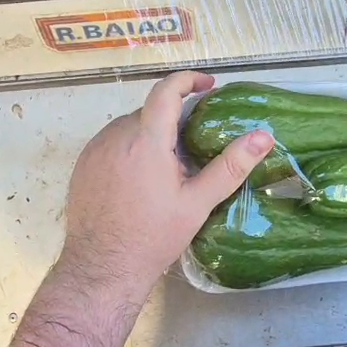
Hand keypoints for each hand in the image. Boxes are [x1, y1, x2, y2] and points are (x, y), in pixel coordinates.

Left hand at [57, 72, 272, 300]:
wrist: (103, 267)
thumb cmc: (154, 237)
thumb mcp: (198, 203)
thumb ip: (230, 166)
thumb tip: (263, 137)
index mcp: (146, 141)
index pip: (166, 90)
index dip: (188, 79)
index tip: (207, 83)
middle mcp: (115, 136)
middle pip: (149, 112)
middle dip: (173, 121)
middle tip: (193, 149)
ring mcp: (95, 149)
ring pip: (129, 127)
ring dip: (150, 136)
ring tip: (168, 170)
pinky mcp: (82, 164)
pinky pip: (111, 143)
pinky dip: (130, 150)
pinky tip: (141, 180)